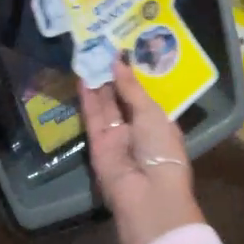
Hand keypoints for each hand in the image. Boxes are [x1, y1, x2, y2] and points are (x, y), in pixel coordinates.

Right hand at [80, 58, 204, 243]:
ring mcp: (116, 138)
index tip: (120, 51)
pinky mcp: (98, 146)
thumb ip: (131, 88)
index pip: (141, 95)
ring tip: (89, 56)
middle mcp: (136, 129)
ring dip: (97, 83)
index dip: (130, 75)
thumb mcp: (151, 113)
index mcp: (157, 122)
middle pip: (120, 98)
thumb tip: (118, 60)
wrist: (149, 194)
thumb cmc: (161, 148)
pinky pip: (93, 118)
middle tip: (101, 49)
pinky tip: (82, 77)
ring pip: (105, 106)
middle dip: (111, 76)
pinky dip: (87, 99)